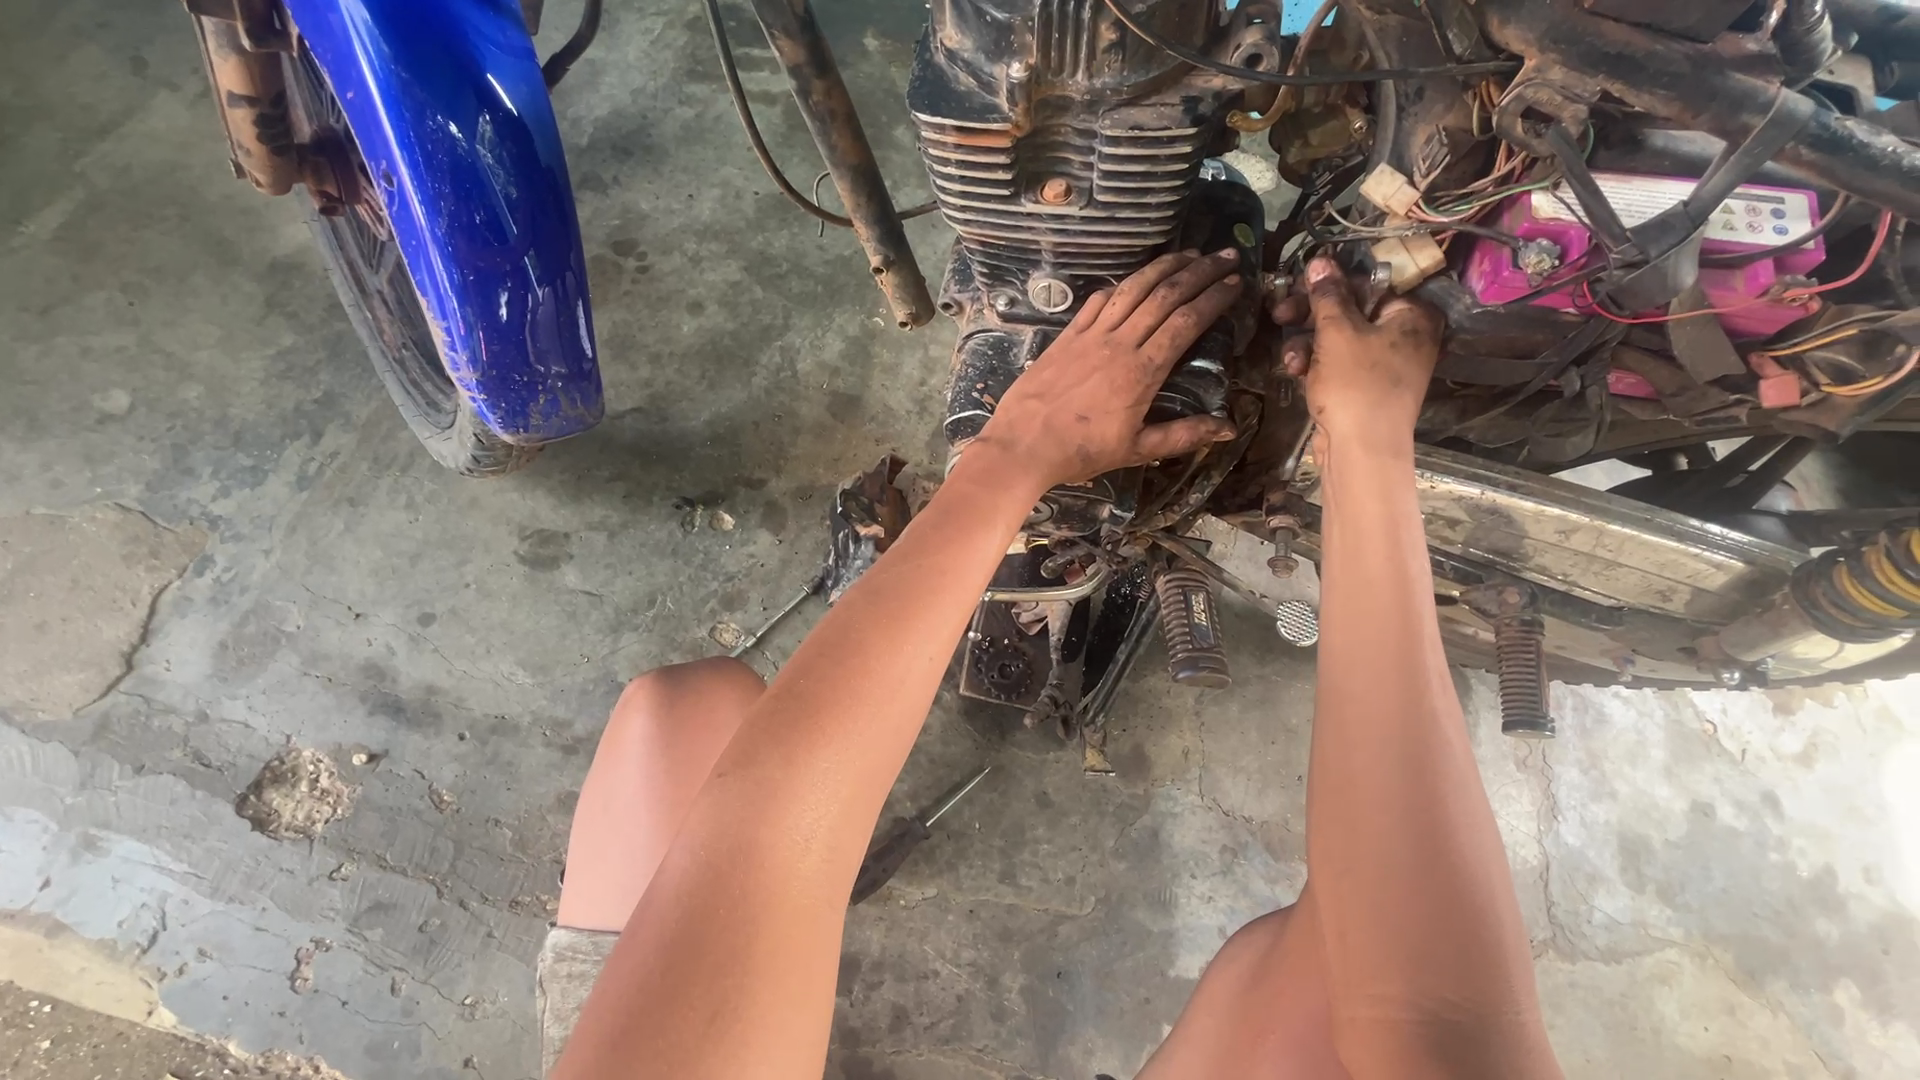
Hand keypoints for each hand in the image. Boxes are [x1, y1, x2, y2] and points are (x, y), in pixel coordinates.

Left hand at [973, 250, 1242, 490]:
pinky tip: (1135, 279)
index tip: (1236, 283)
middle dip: (1199, 272)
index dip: (1214, 298)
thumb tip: (1228, 428)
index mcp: (1142, 370)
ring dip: (1163, 267)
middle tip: (1226, 256)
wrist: (1022, 445)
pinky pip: (1098, 300)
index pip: (1187, 321)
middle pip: (1165, 295)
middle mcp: (1119, 342)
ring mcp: (1090, 335)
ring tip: (1189, 254)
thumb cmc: (1080, 452)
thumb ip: (1183, 435)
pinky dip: (1122, 284)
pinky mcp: (1067, 335)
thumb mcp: (1136, 450)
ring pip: (1132, 289)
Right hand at [1270, 258, 1442, 448]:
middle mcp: (1406, 334)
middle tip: (1280, 315)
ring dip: (1308, 344)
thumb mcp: (1336, 333)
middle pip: (1351, 310)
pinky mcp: (1366, 386)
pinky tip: (1296, 373)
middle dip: (1311, 317)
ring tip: (1290, 360)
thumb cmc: (1356, 384)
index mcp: (1412, 314)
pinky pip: (1339, 363)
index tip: (1296, 286)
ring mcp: (1386, 363)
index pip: (1369, 283)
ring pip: (1340, 338)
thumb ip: (1327, 296)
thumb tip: (1320, 261)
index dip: (1330, 283)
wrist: (1362, 448)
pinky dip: (1317, 364)